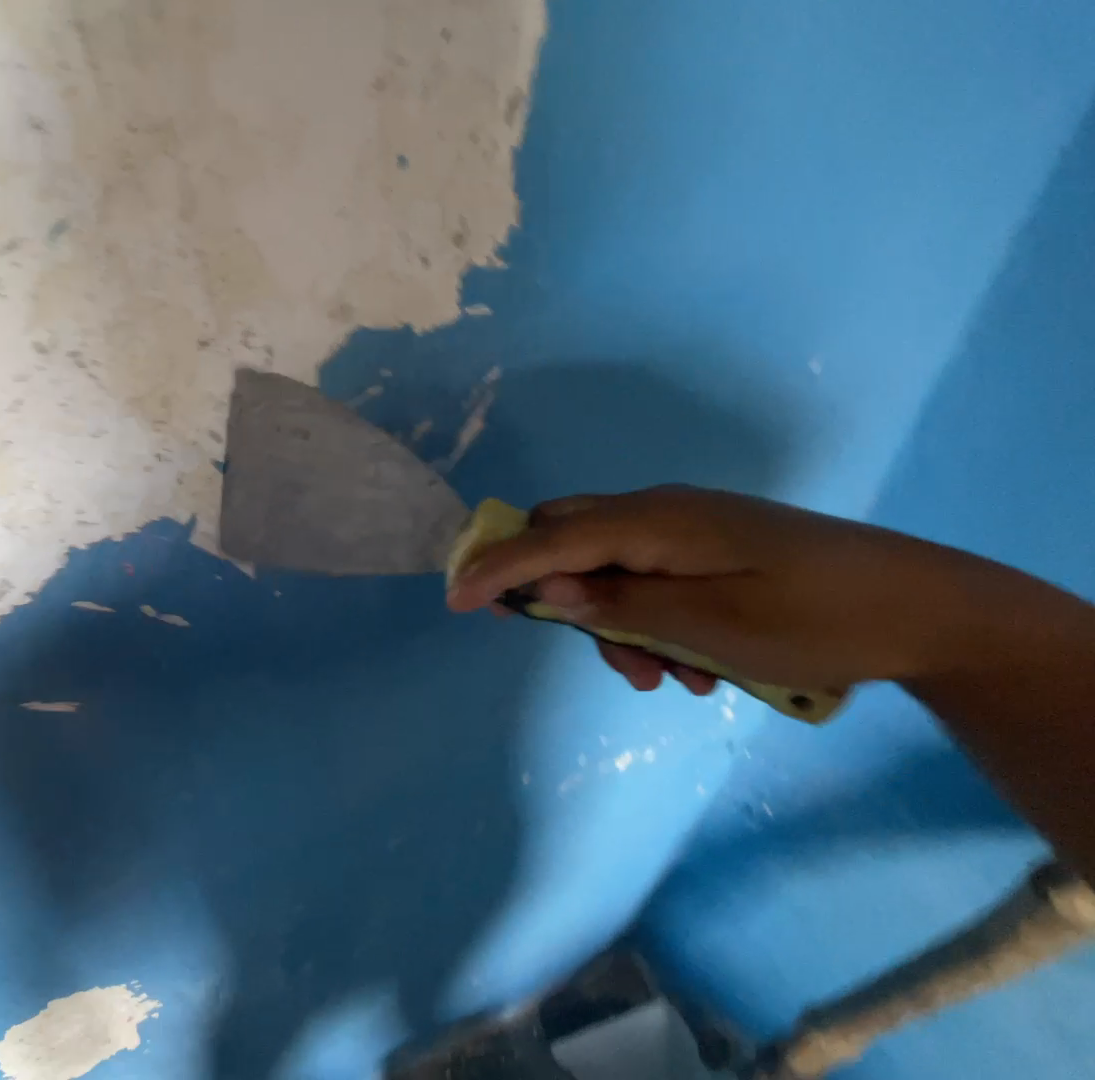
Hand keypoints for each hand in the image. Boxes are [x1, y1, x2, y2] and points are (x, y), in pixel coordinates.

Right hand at [443, 485, 1007, 696]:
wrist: (933, 613)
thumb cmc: (816, 621)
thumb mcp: (709, 625)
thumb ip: (617, 604)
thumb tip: (543, 590)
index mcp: (655, 522)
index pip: (550, 539)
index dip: (496, 568)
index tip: (453, 600)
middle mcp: (660, 512)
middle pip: (565, 534)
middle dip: (550, 588)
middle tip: (556, 635)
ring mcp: (686, 528)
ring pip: (605, 562)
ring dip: (611, 620)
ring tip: (662, 679)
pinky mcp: (708, 548)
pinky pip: (645, 574)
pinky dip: (646, 617)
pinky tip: (690, 664)